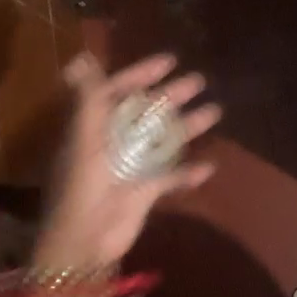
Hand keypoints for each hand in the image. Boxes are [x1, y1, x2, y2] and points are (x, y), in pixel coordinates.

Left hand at [34, 53, 220, 269]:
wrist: (85, 240)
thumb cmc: (83, 184)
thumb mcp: (85, 136)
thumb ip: (88, 98)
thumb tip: (80, 56)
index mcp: (96, 126)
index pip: (119, 90)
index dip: (141, 73)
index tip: (169, 61)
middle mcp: (115, 140)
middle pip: (147, 111)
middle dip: (172, 95)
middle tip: (199, 80)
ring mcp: (132, 165)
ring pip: (164, 139)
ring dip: (187, 125)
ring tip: (215, 111)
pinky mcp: (146, 191)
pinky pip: (172, 177)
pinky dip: (189, 172)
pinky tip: (210, 165)